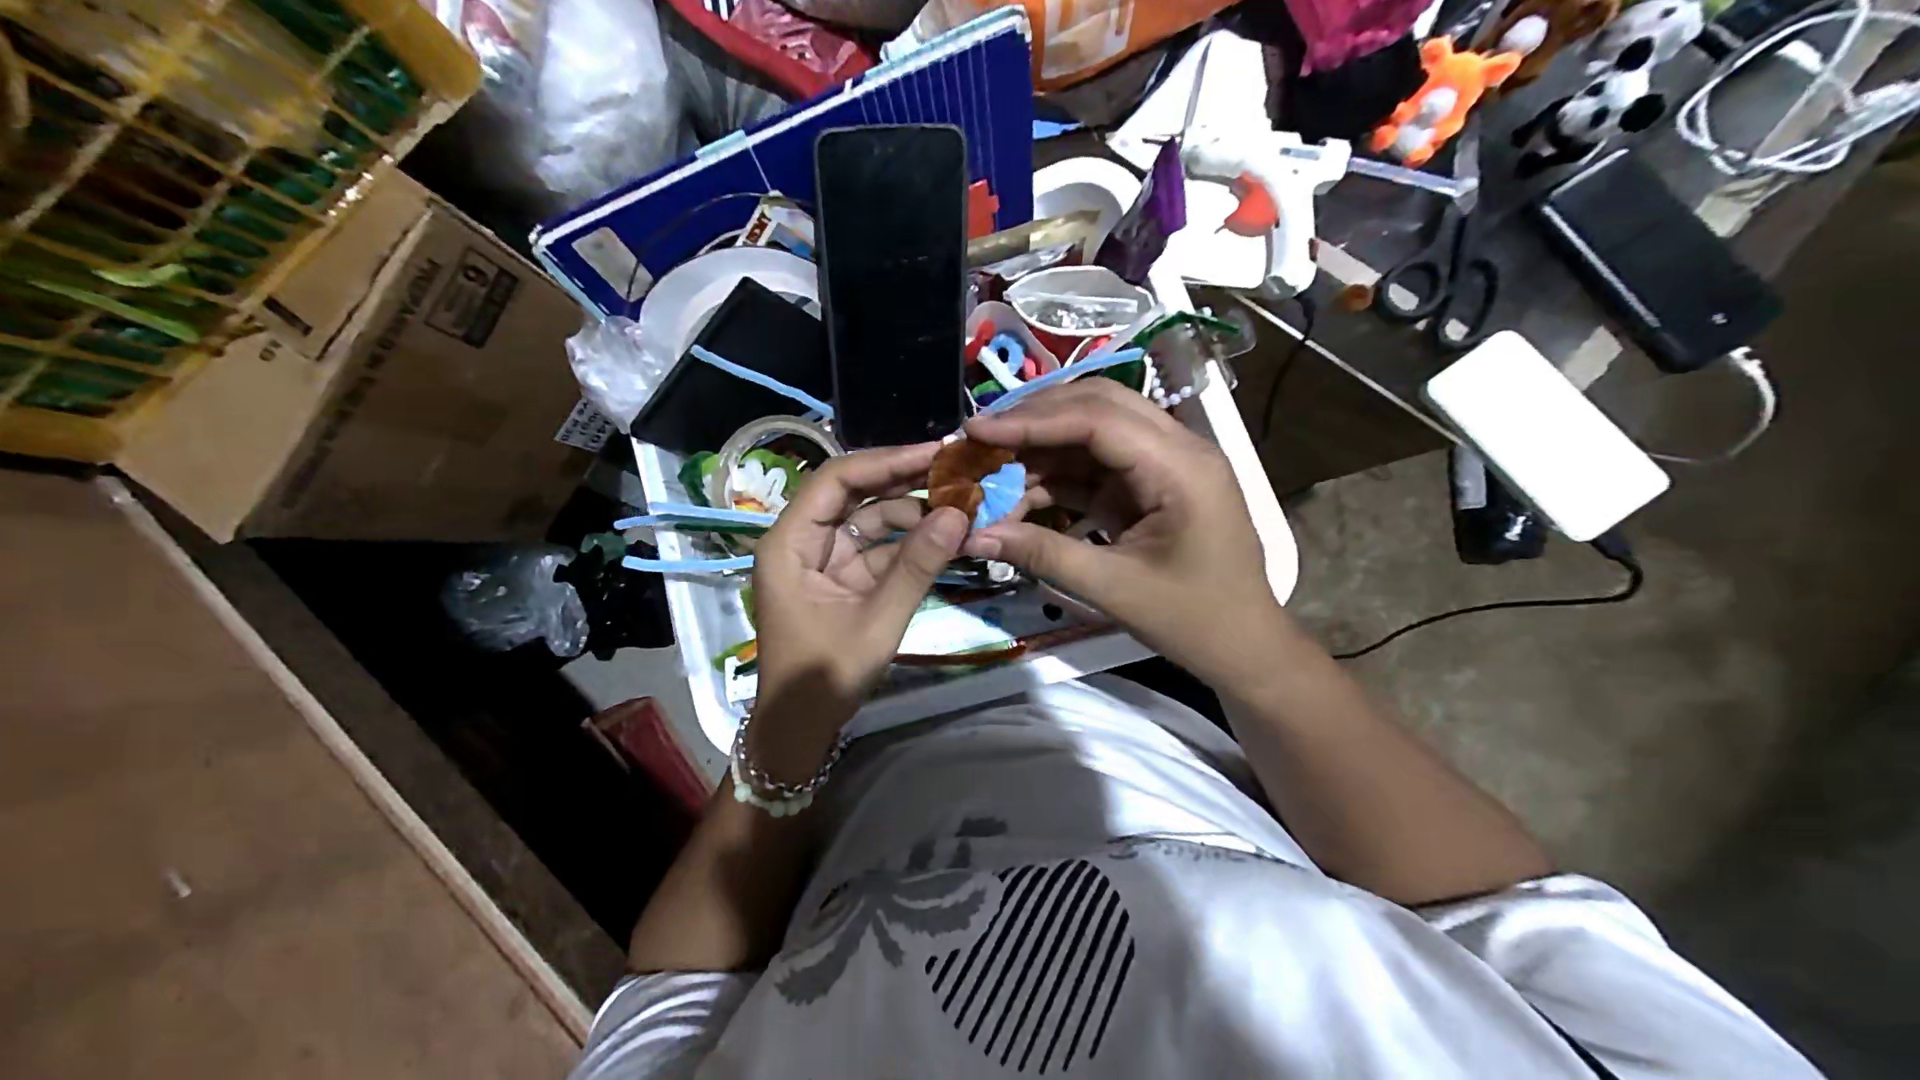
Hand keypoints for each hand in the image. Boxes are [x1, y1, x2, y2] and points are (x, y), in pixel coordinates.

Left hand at [749, 443, 969, 772]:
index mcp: (790, 543)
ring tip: (962, 508)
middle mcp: (803, 541)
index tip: (935, 453)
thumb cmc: (825, 676)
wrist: (802, 729)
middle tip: (957, 473)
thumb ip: (917, 567)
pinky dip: (910, 545)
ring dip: (914, 515)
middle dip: (905, 484)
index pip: (837, 481)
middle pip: (855, 495)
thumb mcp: (876, 620)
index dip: (885, 462)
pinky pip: (878, 549)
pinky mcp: (843, 579)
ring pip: (871, 520)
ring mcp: (824, 560)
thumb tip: (959, 515)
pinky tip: (945, 537)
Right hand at [959, 380, 1288, 690]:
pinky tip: (1021, 492)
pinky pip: (1098, 464)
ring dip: (1043, 446)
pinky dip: (1058, 474)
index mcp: (1181, 467)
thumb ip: (1043, 554)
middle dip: (1035, 420)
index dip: (1034, 420)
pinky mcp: (1152, 484)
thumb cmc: (1193, 620)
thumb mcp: (1113, 588)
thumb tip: (974, 536)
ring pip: (1094, 431)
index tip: (978, 431)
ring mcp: (1165, 464)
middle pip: (1098, 407)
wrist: (1244, 646)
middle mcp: (1178, 449)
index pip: (1099, 419)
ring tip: (991, 468)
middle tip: (980, 440)